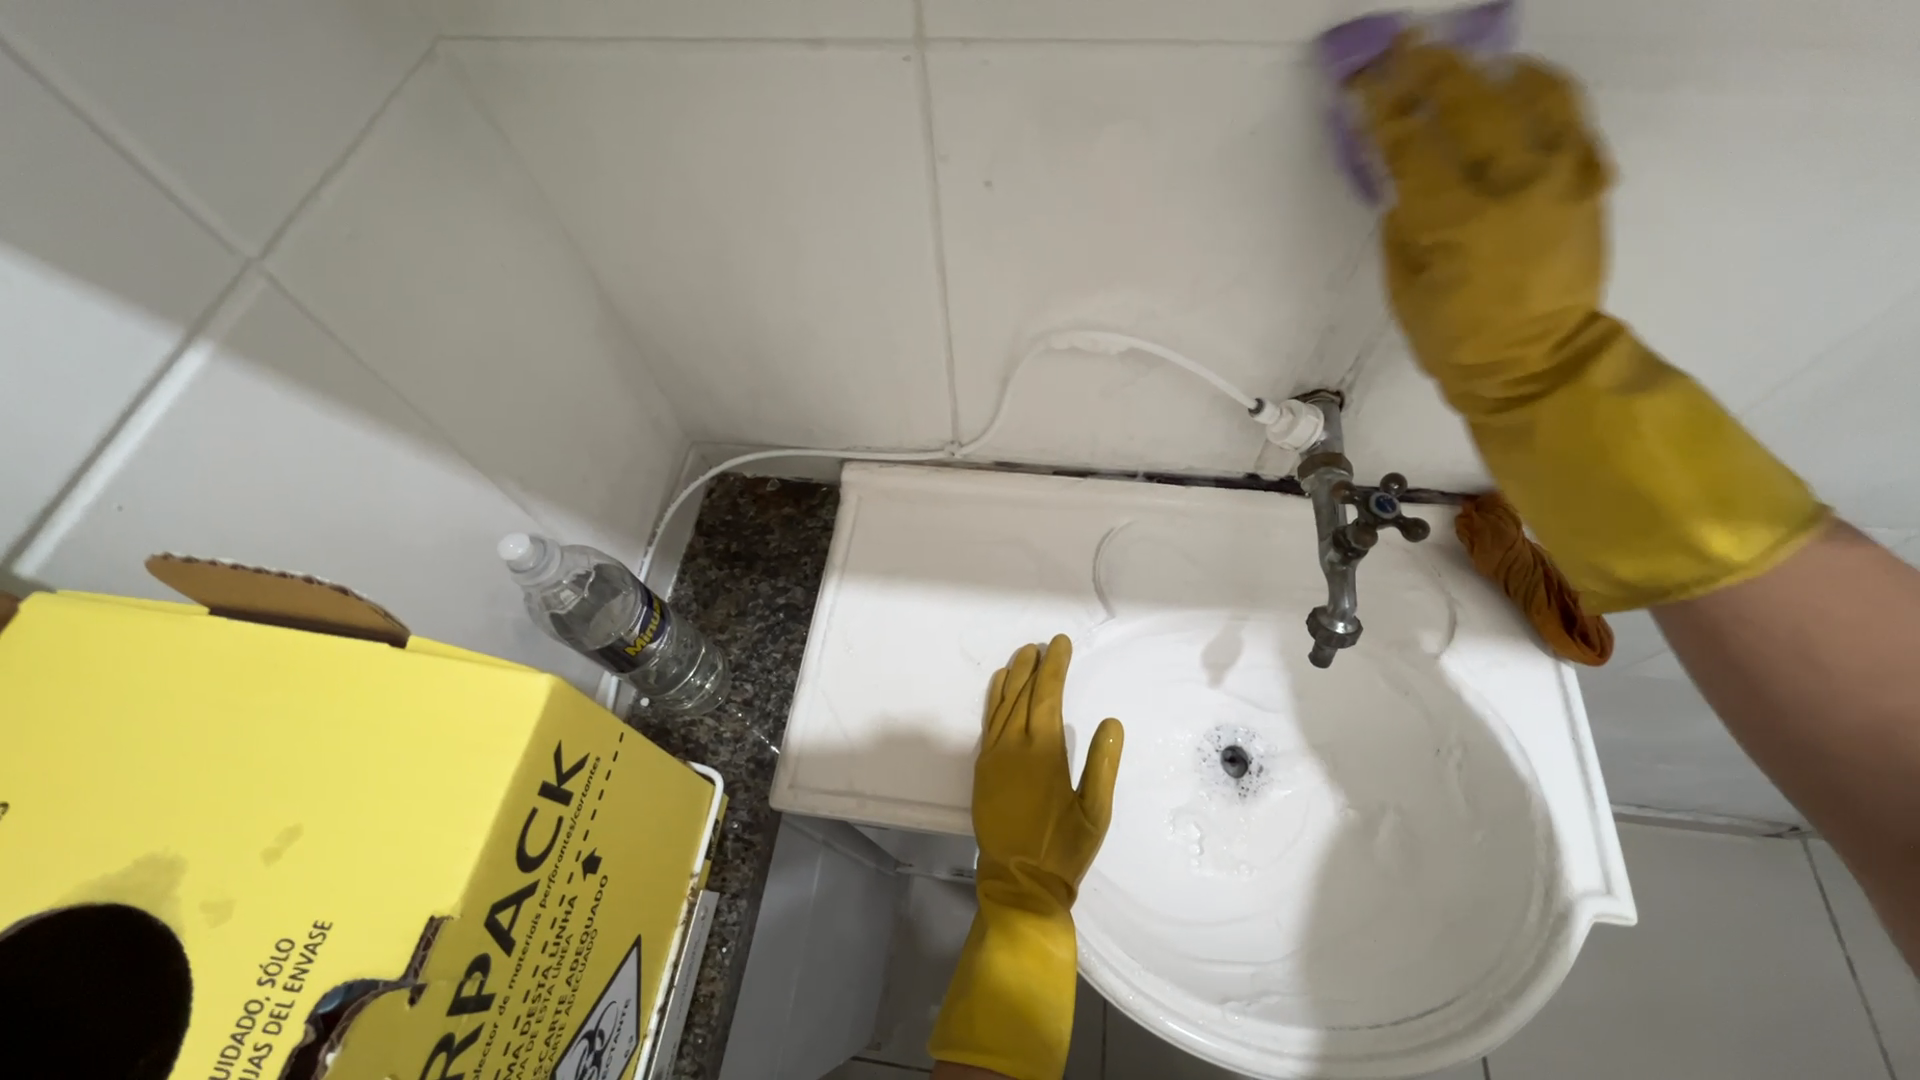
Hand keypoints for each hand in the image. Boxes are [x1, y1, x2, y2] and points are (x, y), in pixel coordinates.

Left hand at [929, 635, 1123, 1079]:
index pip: (1048, 696)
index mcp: (1044, 752)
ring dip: (1012, 677)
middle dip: (1034, 666)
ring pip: (1002, 705)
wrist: (1019, 881)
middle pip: (1022, 694)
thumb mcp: (1095, 812)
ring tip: (1023, 655)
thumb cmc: (1064, 848)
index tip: (1060, 644)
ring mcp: (993, 756)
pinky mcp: (982, 768)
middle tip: (1043, 644)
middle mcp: (1013, 746)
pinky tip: (998, 686)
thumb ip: (1103, 764)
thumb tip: (1111, 722)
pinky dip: (993, 700)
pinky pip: (988, 723)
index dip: (1055, 667)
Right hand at [1354, 40, 1611, 418]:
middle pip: (1474, 105)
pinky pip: (1572, 119)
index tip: (1361, 82)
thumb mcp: (1405, 286)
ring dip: (1497, 72)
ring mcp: (1564, 179)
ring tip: (1474, 62)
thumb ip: (1404, 225)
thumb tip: (1405, 181)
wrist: (1536, 363)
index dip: (1382, 110)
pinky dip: (1545, 94)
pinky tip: (1522, 88)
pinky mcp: (1590, 182)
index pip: (1411, 148)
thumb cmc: (1454, 337)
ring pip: (1537, 96)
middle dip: (1434, 71)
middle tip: (1408, 47)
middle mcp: (1516, 187)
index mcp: (1459, 222)